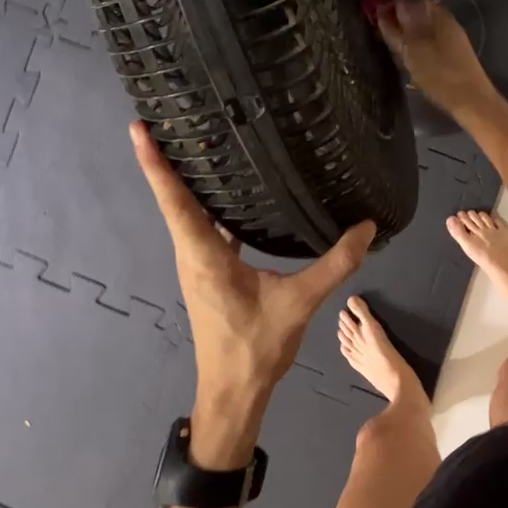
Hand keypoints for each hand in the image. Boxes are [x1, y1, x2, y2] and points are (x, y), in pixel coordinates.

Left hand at [132, 121, 374, 466]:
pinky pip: (204, 224)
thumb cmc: (256, 348)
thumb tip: (367, 227)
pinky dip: (209, 200)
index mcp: (204, 255)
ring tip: (199, 139)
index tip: (140, 129)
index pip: (175, 200)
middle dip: (167, 157)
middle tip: (172, 115)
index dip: (156, 164)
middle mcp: (193, 252)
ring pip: (188, 210)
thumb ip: (335, 264)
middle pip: (175, 198)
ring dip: (186, 177)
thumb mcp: (299, 304)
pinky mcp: (209, 268)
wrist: (234, 393)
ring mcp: (199, 261)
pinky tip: (232, 186)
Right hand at [375, 0, 500, 119]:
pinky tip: (403, 54)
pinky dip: (413, 44)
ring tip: (384, 39)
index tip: (373, 6)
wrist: (471, 102)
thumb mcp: (414, 49)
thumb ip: (400, 27)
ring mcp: (449, 39)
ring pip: (420, 28)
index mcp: (439, 16)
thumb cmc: (440, 74)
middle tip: (374, 25)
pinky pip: (426, 41)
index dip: (392, 0)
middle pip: (416, 12)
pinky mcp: (449, 54)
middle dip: (396, 16)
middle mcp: (445, 22)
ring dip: (403, 32)